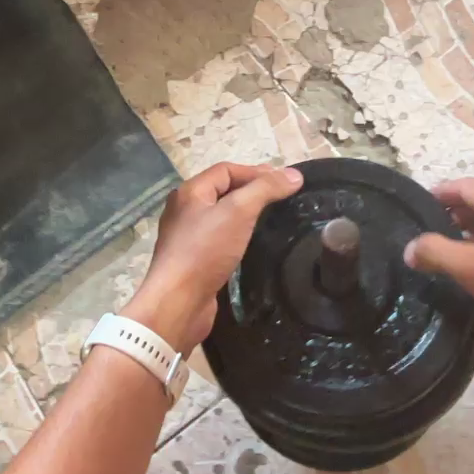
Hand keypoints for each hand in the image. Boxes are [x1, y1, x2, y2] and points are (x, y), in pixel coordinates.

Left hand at [126, 162, 303, 350]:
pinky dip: (238, 236)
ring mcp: (187, 237)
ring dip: (246, 214)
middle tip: (282, 199)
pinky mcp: (194, 261)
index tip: (284, 183)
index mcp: (190, 192)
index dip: (256, 172)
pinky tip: (254, 245)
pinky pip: (219, 239)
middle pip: (223, 191)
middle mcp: (185, 210)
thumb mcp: (238, 212)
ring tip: (273, 219)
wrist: (178, 303)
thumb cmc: (205, 251)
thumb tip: (294, 174)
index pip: (226, 170)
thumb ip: (265, 190)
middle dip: (252, 191)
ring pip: (221, 216)